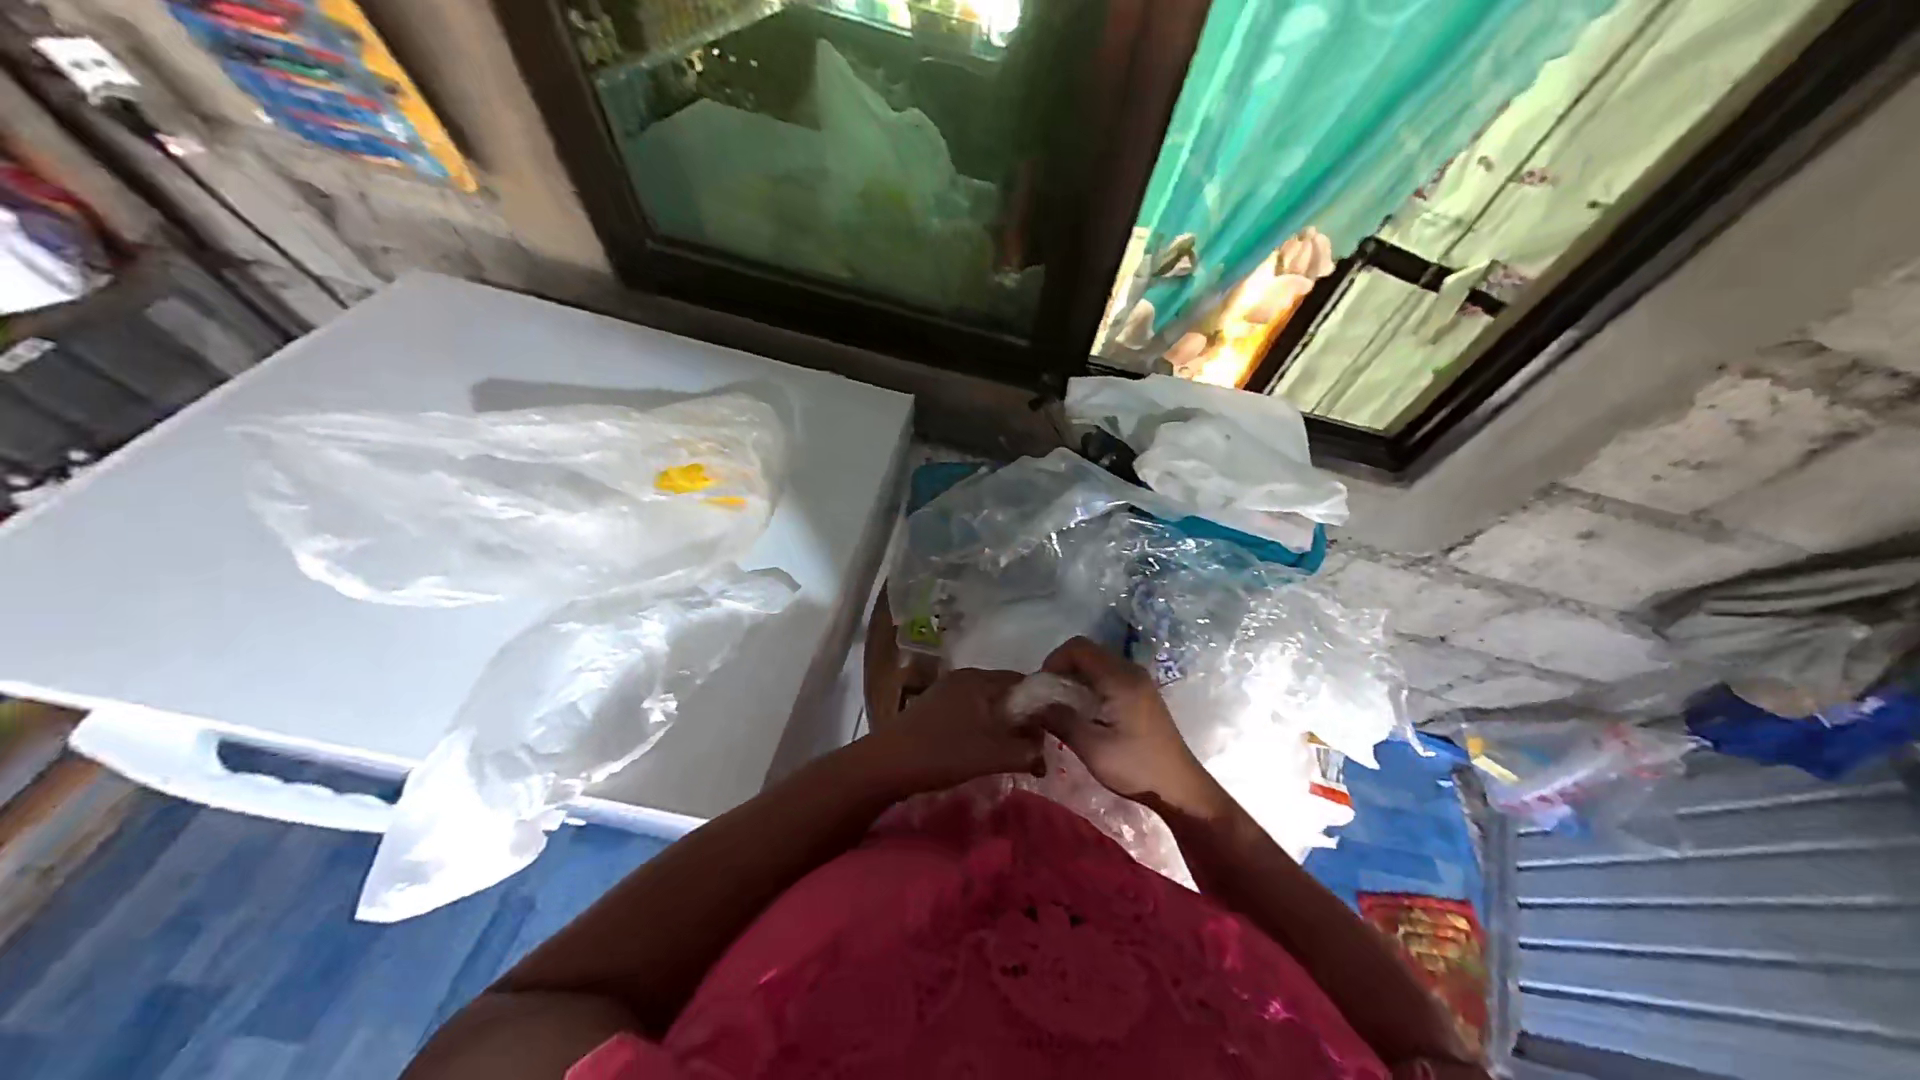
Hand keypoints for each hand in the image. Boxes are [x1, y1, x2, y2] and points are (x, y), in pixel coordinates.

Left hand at [857, 668, 1044, 795]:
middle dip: (1023, 718)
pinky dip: (983, 728)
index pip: (1025, 682)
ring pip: (988, 704)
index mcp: (980, 679)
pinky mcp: (934, 708)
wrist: (886, 764)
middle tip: (1033, 748)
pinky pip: (971, 712)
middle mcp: (964, 677)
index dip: (1042, 705)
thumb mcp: (993, 755)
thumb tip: (1044, 750)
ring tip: (1011, 753)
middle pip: (1006, 693)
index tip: (1052, 732)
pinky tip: (983, 751)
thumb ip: (1027, 750)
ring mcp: (947, 691)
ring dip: (1002, 726)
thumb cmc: (943, 753)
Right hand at [1039, 637, 1224, 814]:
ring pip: (1097, 665)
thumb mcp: (1092, 747)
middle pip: (1087, 653)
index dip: (1054, 661)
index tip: (1042, 688)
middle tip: (1047, 699)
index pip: (1078, 647)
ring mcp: (1138, 682)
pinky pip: (1108, 677)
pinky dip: (1089, 687)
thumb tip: (1033, 705)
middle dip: (1062, 670)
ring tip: (1061, 708)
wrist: (1179, 788)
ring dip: (1075, 679)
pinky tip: (1083, 713)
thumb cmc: (1136, 767)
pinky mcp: (1141, 694)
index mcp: (1120, 678)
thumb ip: (1060, 720)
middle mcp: (1130, 671)